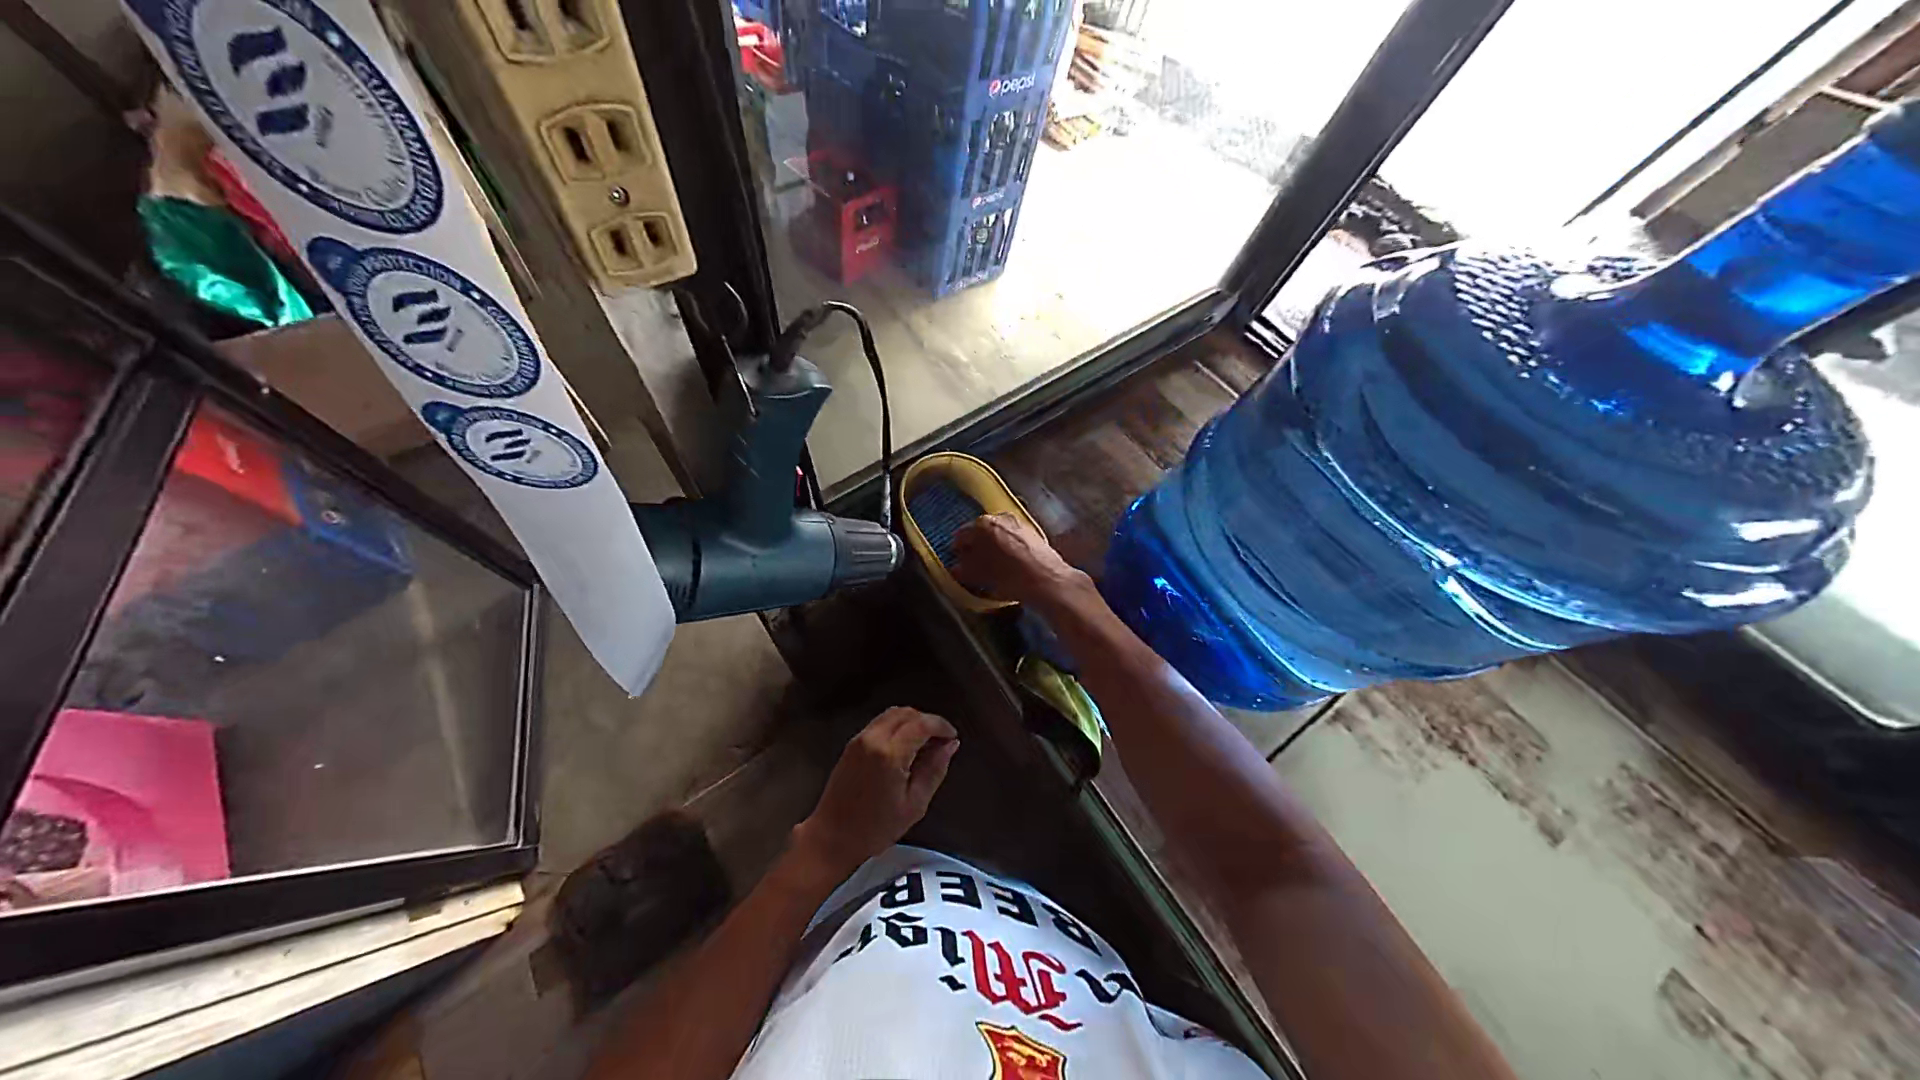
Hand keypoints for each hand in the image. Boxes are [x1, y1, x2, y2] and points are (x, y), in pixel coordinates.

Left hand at [792, 708, 958, 876]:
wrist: (832, 837)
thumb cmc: (875, 828)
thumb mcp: (915, 804)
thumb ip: (934, 770)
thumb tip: (950, 746)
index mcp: (889, 754)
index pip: (922, 723)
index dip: (941, 726)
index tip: (952, 737)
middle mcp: (872, 739)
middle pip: (906, 713)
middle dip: (927, 721)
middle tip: (941, 740)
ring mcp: (859, 740)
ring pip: (892, 714)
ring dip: (912, 721)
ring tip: (925, 744)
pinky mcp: (851, 745)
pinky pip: (880, 723)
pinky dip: (897, 727)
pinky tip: (905, 747)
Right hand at [951, 513, 1089, 607]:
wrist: (1049, 581)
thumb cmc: (1009, 578)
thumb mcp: (979, 576)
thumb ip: (964, 569)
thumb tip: (957, 567)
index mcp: (982, 524)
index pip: (961, 535)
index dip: (957, 550)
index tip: (958, 561)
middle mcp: (1001, 518)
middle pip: (980, 532)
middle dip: (976, 547)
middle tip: (973, 566)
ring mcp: (1019, 524)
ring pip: (998, 535)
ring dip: (992, 548)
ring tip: (992, 568)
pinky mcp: (1034, 533)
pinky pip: (1012, 540)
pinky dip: (1007, 549)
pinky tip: (1009, 566)